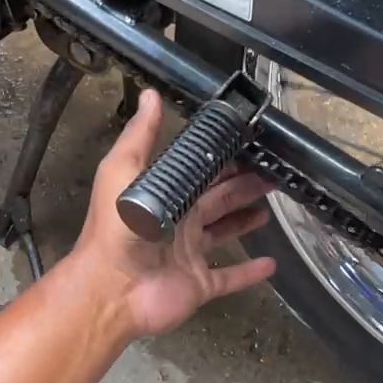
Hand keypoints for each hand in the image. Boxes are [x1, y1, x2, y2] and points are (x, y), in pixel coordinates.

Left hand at [65, 88, 277, 338]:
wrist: (111, 288)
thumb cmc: (117, 228)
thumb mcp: (122, 171)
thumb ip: (140, 135)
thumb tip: (150, 94)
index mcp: (164, 195)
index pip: (200, 173)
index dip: (223, 161)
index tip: (250, 147)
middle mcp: (178, 222)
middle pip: (218, 199)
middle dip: (243, 186)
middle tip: (271, 174)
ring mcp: (190, 255)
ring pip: (224, 233)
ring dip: (245, 221)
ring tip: (270, 209)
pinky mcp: (199, 284)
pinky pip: (230, 277)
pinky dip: (250, 272)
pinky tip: (271, 264)